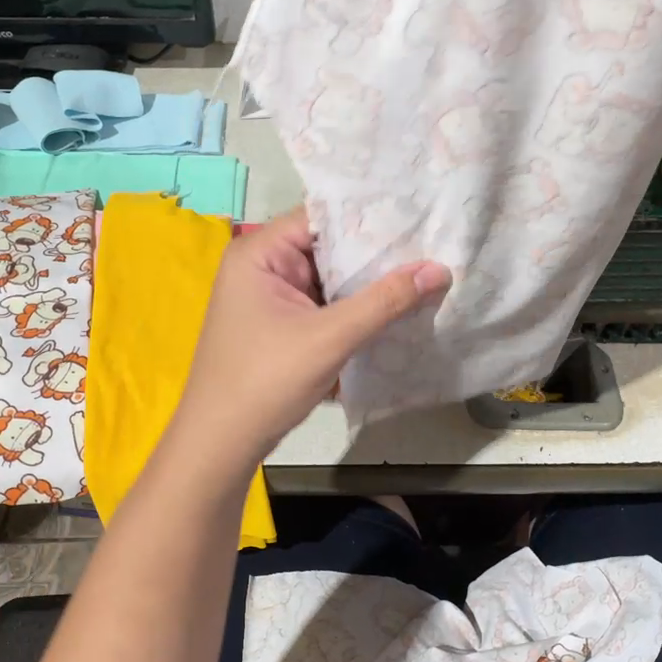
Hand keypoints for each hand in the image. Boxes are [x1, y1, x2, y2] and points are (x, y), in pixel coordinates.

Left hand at [168, 212, 449, 464]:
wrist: (221, 446)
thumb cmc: (265, 381)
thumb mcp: (331, 338)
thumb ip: (385, 301)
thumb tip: (440, 269)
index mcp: (259, 253)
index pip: (322, 216)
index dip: (369, 215)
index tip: (418, 216)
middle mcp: (262, 266)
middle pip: (328, 246)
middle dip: (376, 251)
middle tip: (432, 243)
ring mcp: (270, 298)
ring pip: (330, 278)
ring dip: (369, 281)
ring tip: (425, 270)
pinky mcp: (282, 325)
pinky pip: (326, 303)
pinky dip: (356, 306)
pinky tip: (397, 306)